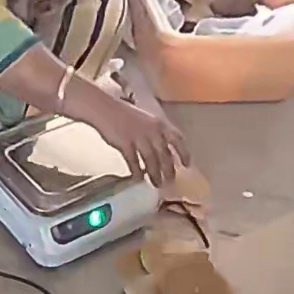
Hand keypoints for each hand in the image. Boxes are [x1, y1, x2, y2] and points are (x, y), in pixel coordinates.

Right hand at [65, 81, 187, 185]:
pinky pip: (134, 162)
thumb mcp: (145, 120)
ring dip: (155, 174)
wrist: (105, 110)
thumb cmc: (124, 115)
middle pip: (165, 154)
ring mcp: (139, 138)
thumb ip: (155, 133)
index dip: (184, 152)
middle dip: (169, 170)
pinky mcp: (126, 144)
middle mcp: (152, 131)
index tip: (187, 164)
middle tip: (171, 181)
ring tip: (157, 184)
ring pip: (151, 161)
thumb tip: (162, 150)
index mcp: (159, 124)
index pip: (177, 139)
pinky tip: (138, 178)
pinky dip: (137, 172)